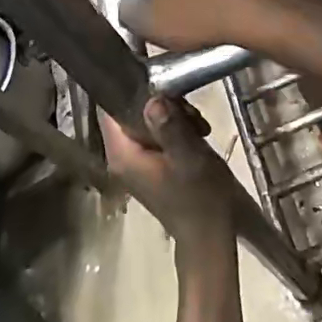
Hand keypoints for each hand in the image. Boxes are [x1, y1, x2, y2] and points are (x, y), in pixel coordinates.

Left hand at [101, 97, 234, 249]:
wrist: (210, 240)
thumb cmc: (200, 198)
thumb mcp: (189, 157)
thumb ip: (169, 126)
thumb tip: (153, 99)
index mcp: (122, 153)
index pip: (111, 107)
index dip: (132, 89)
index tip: (160, 82)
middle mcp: (122, 156)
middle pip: (132, 112)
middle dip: (162, 106)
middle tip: (191, 112)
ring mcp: (136, 163)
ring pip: (147, 122)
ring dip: (174, 118)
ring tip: (199, 127)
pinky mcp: (151, 167)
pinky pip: (157, 137)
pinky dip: (176, 131)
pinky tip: (198, 136)